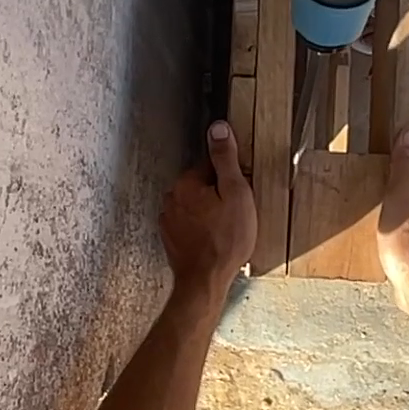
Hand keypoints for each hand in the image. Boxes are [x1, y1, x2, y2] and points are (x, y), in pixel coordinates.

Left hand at [160, 121, 257, 298]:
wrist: (205, 281)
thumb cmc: (225, 241)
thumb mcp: (236, 194)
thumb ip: (226, 159)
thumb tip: (218, 128)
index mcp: (186, 183)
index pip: (212, 166)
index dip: (231, 180)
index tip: (240, 196)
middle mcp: (172, 198)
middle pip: (203, 185)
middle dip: (220, 196)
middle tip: (236, 215)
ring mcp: (169, 219)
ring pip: (196, 205)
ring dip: (210, 213)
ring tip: (225, 231)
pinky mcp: (171, 237)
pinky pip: (190, 223)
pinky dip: (201, 229)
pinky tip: (214, 240)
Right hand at [376, 127, 408, 316]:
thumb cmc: (408, 248)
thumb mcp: (398, 200)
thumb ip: (403, 169)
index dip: (393, 189)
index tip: (380, 190)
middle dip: (397, 211)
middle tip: (377, 214)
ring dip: (399, 232)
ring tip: (379, 237)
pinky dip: (400, 252)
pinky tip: (388, 257)